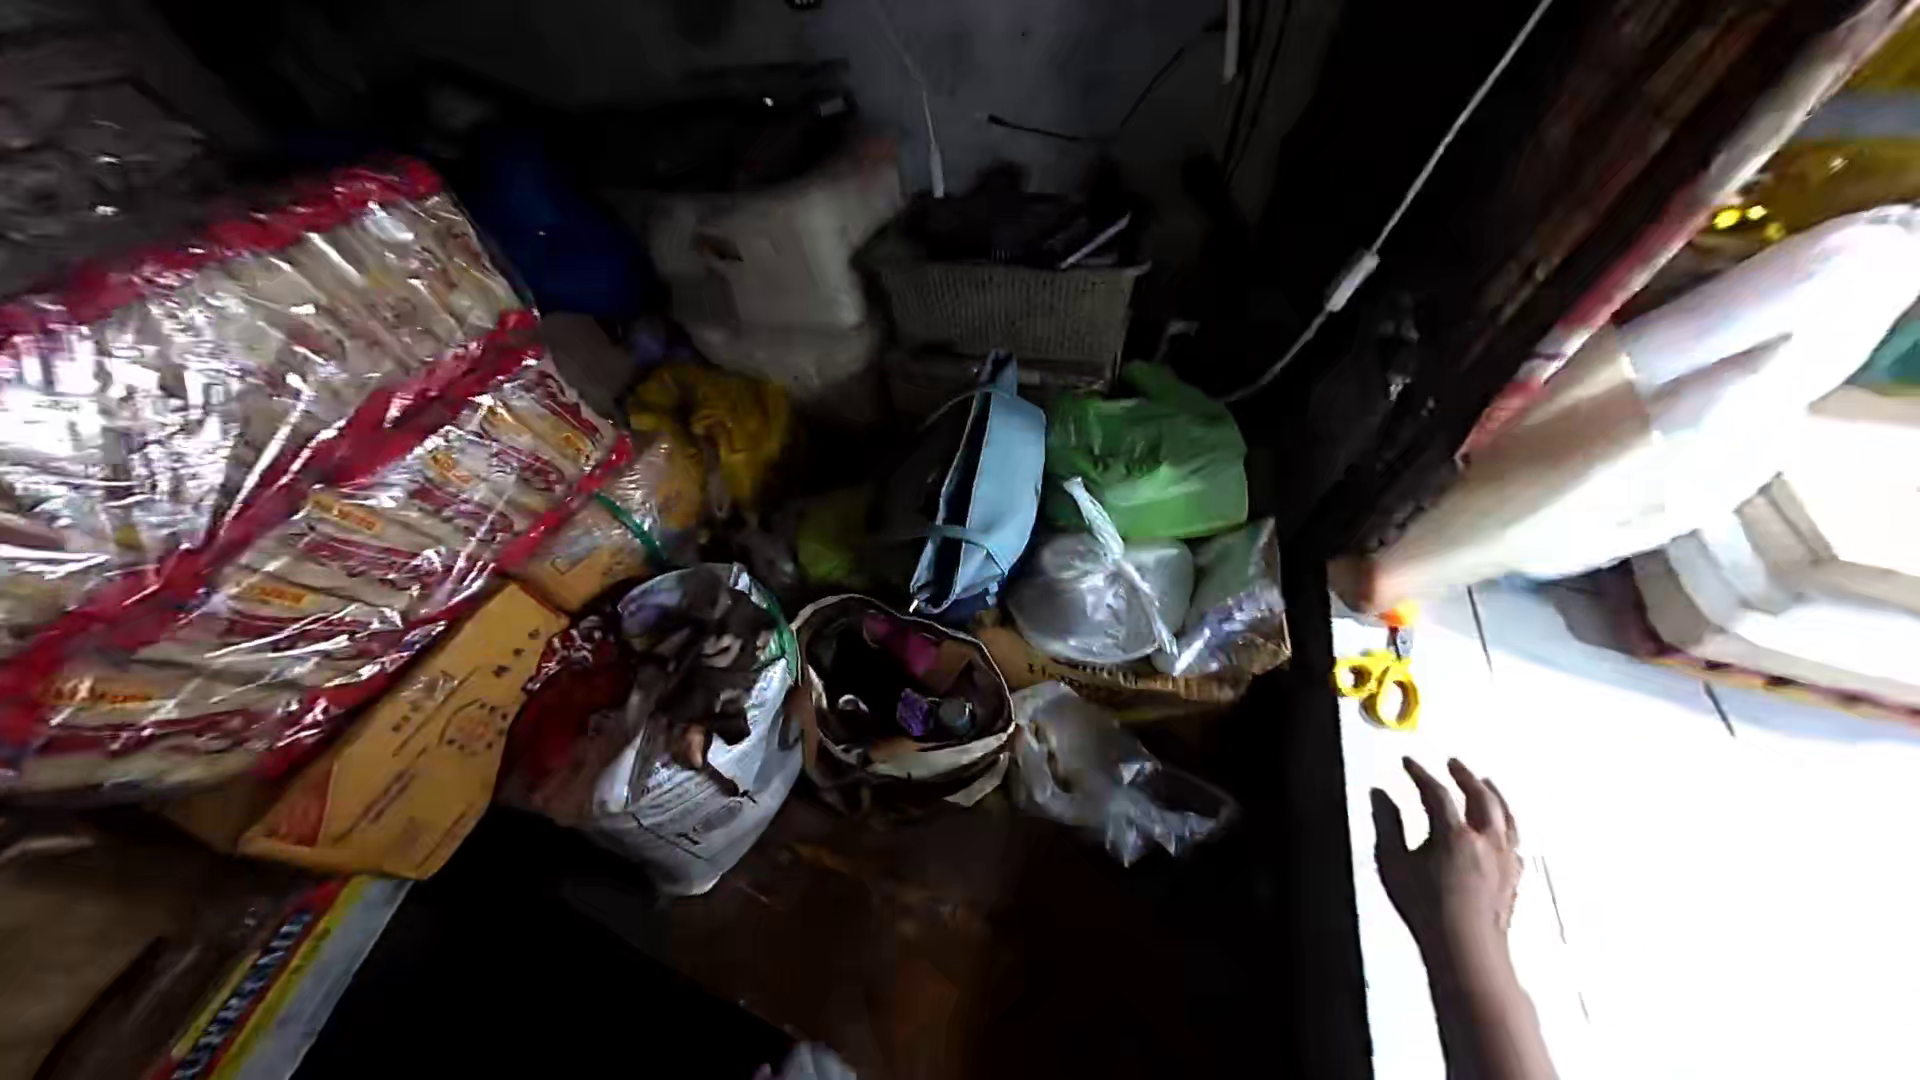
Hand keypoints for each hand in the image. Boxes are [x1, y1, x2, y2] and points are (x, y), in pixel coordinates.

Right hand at [1371, 757, 1521, 962]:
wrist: (1465, 950)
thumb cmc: (1424, 906)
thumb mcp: (1392, 860)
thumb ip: (1387, 822)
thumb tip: (1380, 794)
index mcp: (1454, 835)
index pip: (1436, 792)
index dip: (1419, 773)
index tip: (1408, 762)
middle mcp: (1485, 842)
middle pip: (1482, 798)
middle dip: (1465, 776)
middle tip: (1453, 763)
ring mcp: (1505, 861)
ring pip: (1507, 818)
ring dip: (1494, 795)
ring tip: (1486, 782)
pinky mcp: (1513, 878)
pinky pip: (1514, 841)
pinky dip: (1506, 825)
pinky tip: (1501, 827)